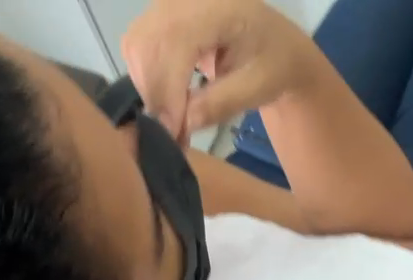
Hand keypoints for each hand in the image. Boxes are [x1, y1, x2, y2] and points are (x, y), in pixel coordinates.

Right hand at [122, 0, 316, 138]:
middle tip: (173, 134)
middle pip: (147, 43)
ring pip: (136, 46)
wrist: (275, 46)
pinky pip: (138, 47)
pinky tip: (168, 102)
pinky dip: (147, 80)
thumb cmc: (274, 65)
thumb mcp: (258, 87)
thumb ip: (221, 103)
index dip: (169, 90)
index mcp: (219, 5)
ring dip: (149, 90)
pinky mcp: (160, 16)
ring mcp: (170, 2)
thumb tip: (183, 124)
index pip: (176, 41)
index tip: (174, 132)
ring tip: (173, 121)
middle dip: (155, 95)